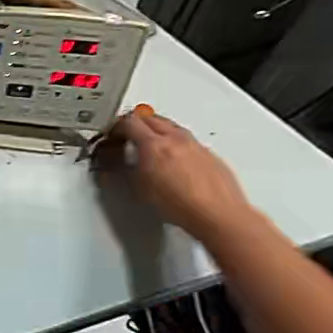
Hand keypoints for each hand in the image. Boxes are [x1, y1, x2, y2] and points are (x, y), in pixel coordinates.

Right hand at [105, 106, 260, 244]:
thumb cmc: (183, 206)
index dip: (118, 127)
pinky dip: (175, 142)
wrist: (217, 215)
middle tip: (129, 134)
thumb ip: (128, 169)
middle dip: (137, 123)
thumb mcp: (141, 190)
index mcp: (154, 144)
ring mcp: (194, 144)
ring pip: (170, 126)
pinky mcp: (208, 153)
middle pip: (151, 118)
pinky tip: (174, 159)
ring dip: (157, 130)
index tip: (114, 134)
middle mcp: (175, 138)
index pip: (130, 122)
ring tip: (151, 145)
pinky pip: (187, 139)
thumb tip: (122, 164)